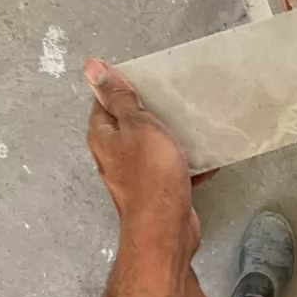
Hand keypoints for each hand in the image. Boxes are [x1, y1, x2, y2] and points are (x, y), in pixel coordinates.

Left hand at [83, 58, 200, 257]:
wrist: (167, 230)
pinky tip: (204, 160)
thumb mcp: (137, 125)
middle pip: (131, 125)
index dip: (124, 89)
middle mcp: (115, 157)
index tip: (147, 82)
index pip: (105, 101)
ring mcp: (136, 178)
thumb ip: (119, 97)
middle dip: (152, 114)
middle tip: (173, 102)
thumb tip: (92, 67)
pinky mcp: (158, 193)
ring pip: (153, 148)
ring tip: (191, 127)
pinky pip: (172, 171)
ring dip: (171, 139)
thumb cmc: (151, 178)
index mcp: (103, 137)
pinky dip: (187, 165)